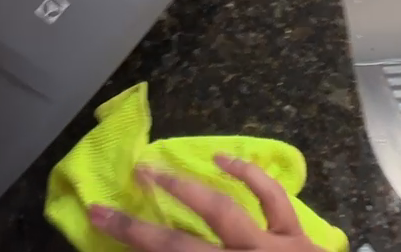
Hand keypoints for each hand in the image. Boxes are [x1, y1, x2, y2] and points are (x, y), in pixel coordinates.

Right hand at [89, 155, 330, 250]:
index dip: (131, 239)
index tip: (98, 215)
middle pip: (184, 244)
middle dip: (146, 224)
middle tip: (119, 194)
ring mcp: (277, 248)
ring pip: (226, 208)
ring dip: (189, 188)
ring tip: (157, 169)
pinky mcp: (302, 239)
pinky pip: (273, 198)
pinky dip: (248, 174)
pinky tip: (224, 158)